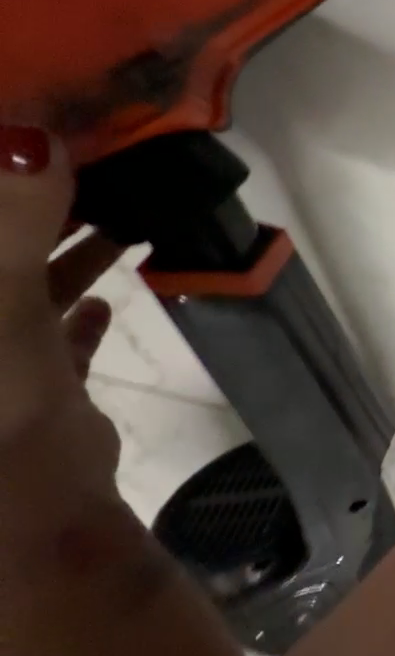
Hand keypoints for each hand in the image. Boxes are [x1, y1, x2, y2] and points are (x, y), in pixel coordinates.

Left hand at [0, 127, 126, 467]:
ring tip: (121, 221)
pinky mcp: (15, 399)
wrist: (21, 518)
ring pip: (11, 290)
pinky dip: (71, 316)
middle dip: (28, 209)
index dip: (0, 176)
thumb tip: (28, 137)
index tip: (36, 138)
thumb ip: (12, 228)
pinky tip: (110, 300)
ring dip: (57, 254)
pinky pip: (38, 341)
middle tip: (86, 166)